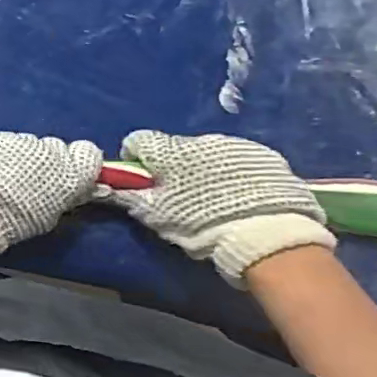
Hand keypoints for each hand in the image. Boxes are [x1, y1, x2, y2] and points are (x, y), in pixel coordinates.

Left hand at [0, 131, 104, 255]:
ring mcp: (20, 140)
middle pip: (54, 147)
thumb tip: (75, 189)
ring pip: (27, 144)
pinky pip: (2, 142)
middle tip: (29, 178)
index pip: (88, 153)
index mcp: (71, 171)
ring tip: (2, 175)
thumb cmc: (17, 218)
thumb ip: (65, 195)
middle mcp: (49, 149)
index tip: (66, 173)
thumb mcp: (51, 213)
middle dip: (45, 160)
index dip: (76, 162)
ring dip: (20, 155)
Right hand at [100, 130, 333, 284]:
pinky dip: (233, 170)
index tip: (143, 178)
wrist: (267, 235)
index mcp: (167, 151)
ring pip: (207, 152)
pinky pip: (238, 158)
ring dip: (204, 166)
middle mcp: (199, 141)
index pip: (137, 141)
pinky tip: (240, 192)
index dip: (136, 158)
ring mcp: (236, 146)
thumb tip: (108, 185)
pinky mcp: (266, 156)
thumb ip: (128, 195)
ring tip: (214, 192)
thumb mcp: (154, 214)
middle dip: (173, 164)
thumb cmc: (199, 223)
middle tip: (180, 190)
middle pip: (175, 146)